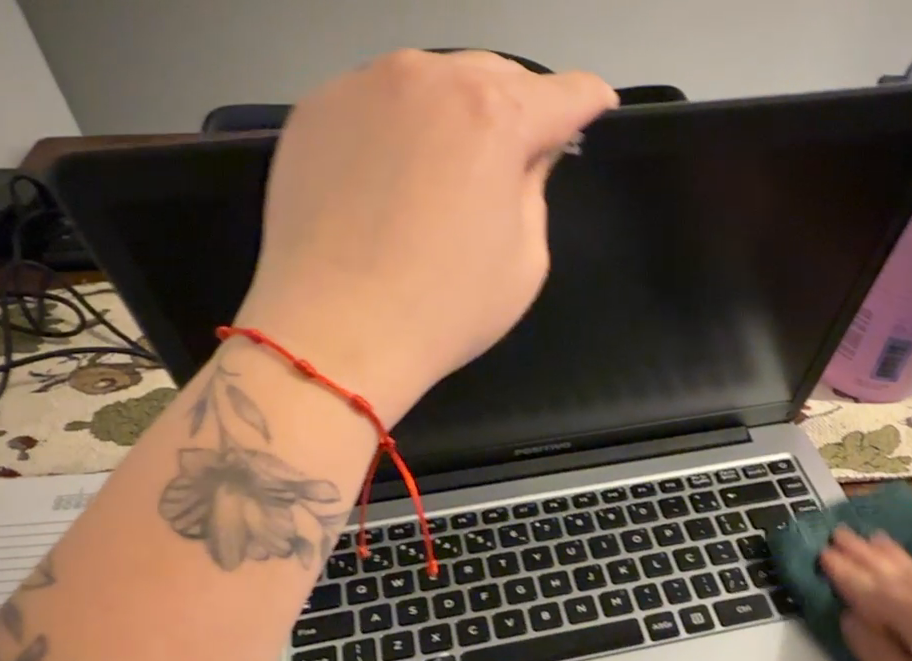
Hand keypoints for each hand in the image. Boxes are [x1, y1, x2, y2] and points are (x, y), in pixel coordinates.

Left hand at [235, 50, 616, 422]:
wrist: (334, 334)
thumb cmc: (442, 310)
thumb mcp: (525, 260)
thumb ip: (534, 188)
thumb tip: (525, 156)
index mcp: (495, 116)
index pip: (563, 92)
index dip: (586, 102)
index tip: (594, 108)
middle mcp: (430, 79)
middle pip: (494, 75)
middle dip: (514, 107)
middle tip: (512, 156)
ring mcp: (364, 86)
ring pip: (431, 81)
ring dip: (452, 112)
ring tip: (444, 170)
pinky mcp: (317, 109)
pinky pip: (377, 102)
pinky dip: (396, 126)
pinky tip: (390, 178)